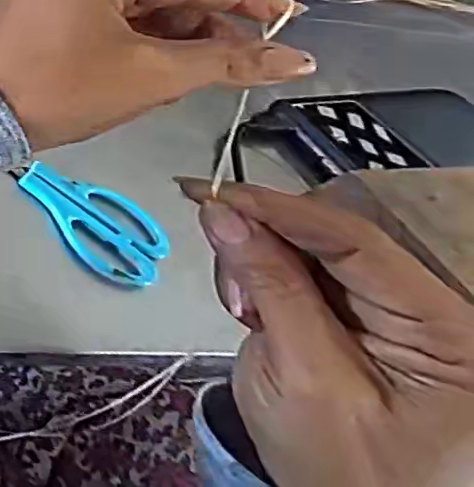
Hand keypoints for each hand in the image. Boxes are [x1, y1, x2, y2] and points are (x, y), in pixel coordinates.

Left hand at [0, 0, 313, 149]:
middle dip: (201, 28)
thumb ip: (227, 61)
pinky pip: (95, 23)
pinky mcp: (32, 20)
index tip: (293, 13)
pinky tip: (155, 70)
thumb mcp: (154, 74)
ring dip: (167, 40)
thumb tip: (297, 57)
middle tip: (245, 61)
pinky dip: (130, 44)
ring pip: (125, 12)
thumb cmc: (66, 88)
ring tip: (199, 73)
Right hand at [179, 179, 473, 486]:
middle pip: (336, 242)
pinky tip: (258, 312)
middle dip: (263, 244)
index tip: (201, 190)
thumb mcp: (303, 376)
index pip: (355, 241)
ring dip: (261, 265)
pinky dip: (270, 282)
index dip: (274, 206)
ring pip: (317, 255)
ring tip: (244, 310)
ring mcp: (417, 326)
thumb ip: (269, 287)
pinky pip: (316, 279)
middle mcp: (447, 321)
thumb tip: (222, 213)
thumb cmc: (347, 463)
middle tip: (227, 284)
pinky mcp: (383, 329)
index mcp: (456, 338)